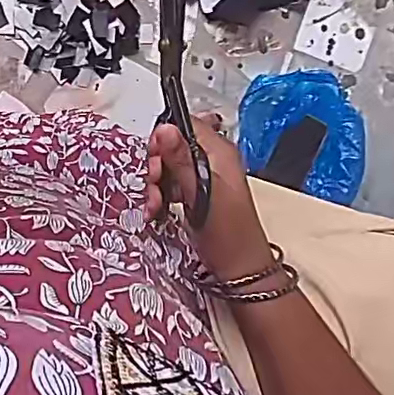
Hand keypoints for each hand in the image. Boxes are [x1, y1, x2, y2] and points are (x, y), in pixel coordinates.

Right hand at [146, 113, 277, 282]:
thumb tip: (165, 128)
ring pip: (167, 166)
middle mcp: (211, 160)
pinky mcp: (193, 193)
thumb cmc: (228, 233)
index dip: (163, 138)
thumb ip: (181, 160)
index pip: (184, 125)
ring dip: (155, 184)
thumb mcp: (201, 193)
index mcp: (219, 152)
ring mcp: (202, 177)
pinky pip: (169, 184)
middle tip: (155, 184)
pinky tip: (156, 209)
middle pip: (171, 146)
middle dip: (156, 164)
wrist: (238, 270)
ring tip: (155, 203)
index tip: (155, 159)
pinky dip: (159, 195)